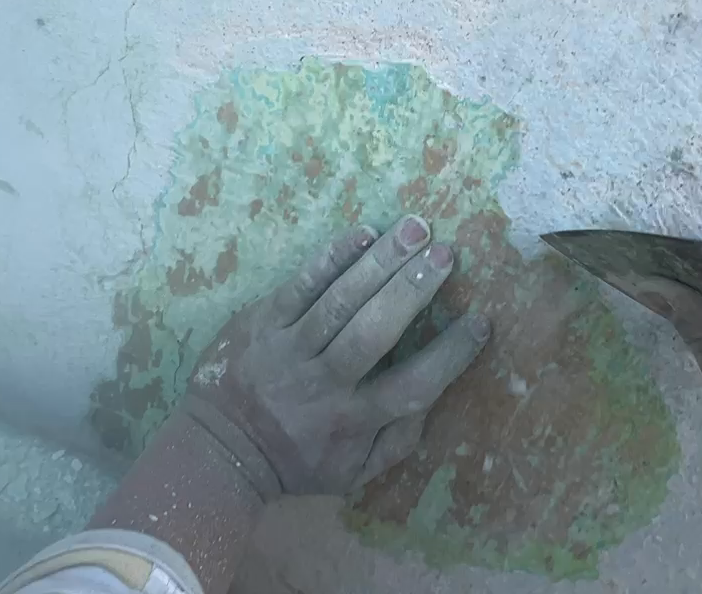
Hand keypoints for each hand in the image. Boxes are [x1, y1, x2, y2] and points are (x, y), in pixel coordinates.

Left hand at [180, 215, 490, 497]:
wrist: (219, 450)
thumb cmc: (299, 458)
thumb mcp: (354, 473)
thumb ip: (398, 440)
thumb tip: (435, 394)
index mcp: (353, 421)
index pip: (413, 386)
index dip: (451, 354)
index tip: (482, 320)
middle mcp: (325, 382)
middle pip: (376, 331)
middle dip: (414, 289)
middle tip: (446, 253)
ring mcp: (290, 347)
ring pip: (341, 299)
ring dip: (381, 261)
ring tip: (416, 228)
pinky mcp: (262, 321)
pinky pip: (301, 284)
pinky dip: (332, 257)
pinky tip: (363, 232)